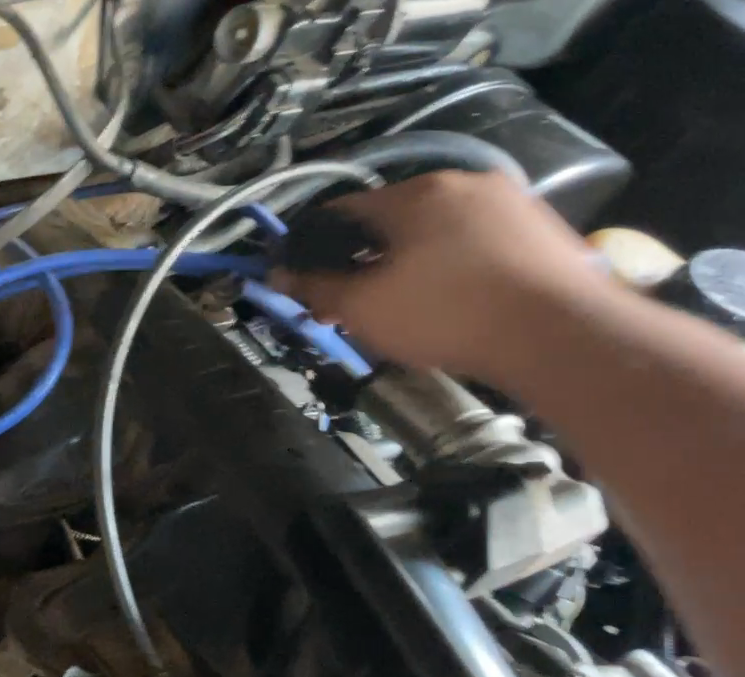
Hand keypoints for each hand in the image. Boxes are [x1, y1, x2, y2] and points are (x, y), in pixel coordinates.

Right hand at [275, 170, 622, 386]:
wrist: (559, 332)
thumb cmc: (445, 313)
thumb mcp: (362, 307)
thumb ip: (314, 287)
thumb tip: (278, 274)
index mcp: (417, 193)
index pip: (341, 211)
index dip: (310, 245)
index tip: (298, 277)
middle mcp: (463, 183)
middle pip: (388, 221)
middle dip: (359, 260)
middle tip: (344, 303)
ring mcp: (508, 202)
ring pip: (429, 232)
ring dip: (400, 264)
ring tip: (390, 307)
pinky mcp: (537, 228)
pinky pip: (468, 242)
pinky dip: (442, 266)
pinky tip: (439, 301)